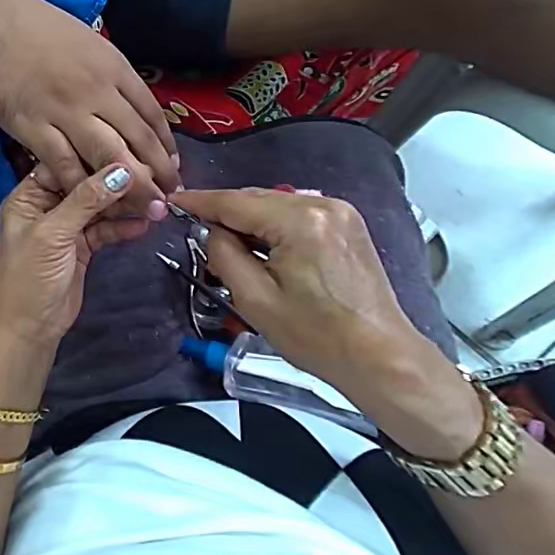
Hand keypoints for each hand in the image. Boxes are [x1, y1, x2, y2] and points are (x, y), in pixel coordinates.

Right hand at [0, 0, 180, 214]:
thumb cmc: (35, 25)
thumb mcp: (88, 43)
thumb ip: (110, 76)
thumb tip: (129, 109)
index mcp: (113, 67)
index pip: (151, 114)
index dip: (165, 147)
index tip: (172, 168)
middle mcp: (96, 90)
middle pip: (138, 141)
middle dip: (158, 175)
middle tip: (168, 201)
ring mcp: (64, 110)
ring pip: (108, 158)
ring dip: (131, 189)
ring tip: (144, 210)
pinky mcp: (31, 127)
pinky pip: (64, 165)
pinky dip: (81, 187)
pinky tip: (94, 203)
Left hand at [0, 164, 151, 341]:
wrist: (31, 329)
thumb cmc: (31, 277)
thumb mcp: (54, 233)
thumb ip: (87, 200)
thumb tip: (122, 170)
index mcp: (27, 196)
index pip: (63, 165)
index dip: (93, 158)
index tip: (128, 151)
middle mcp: (46, 206)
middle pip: (85, 185)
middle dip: (116, 184)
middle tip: (150, 179)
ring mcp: (65, 227)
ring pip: (99, 208)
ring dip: (125, 206)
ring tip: (156, 203)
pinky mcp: (82, 247)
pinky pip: (105, 229)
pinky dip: (123, 227)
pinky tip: (145, 223)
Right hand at [173, 188, 480, 455]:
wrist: (379, 356)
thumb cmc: (316, 335)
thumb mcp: (255, 299)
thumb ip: (224, 255)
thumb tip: (211, 231)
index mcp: (300, 222)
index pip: (235, 202)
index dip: (200, 201)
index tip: (174, 200)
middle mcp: (323, 205)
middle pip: (257, 198)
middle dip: (225, 213)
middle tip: (197, 232)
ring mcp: (340, 212)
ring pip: (277, 205)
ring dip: (250, 221)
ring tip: (229, 246)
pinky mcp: (348, 224)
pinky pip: (297, 214)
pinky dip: (274, 225)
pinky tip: (263, 247)